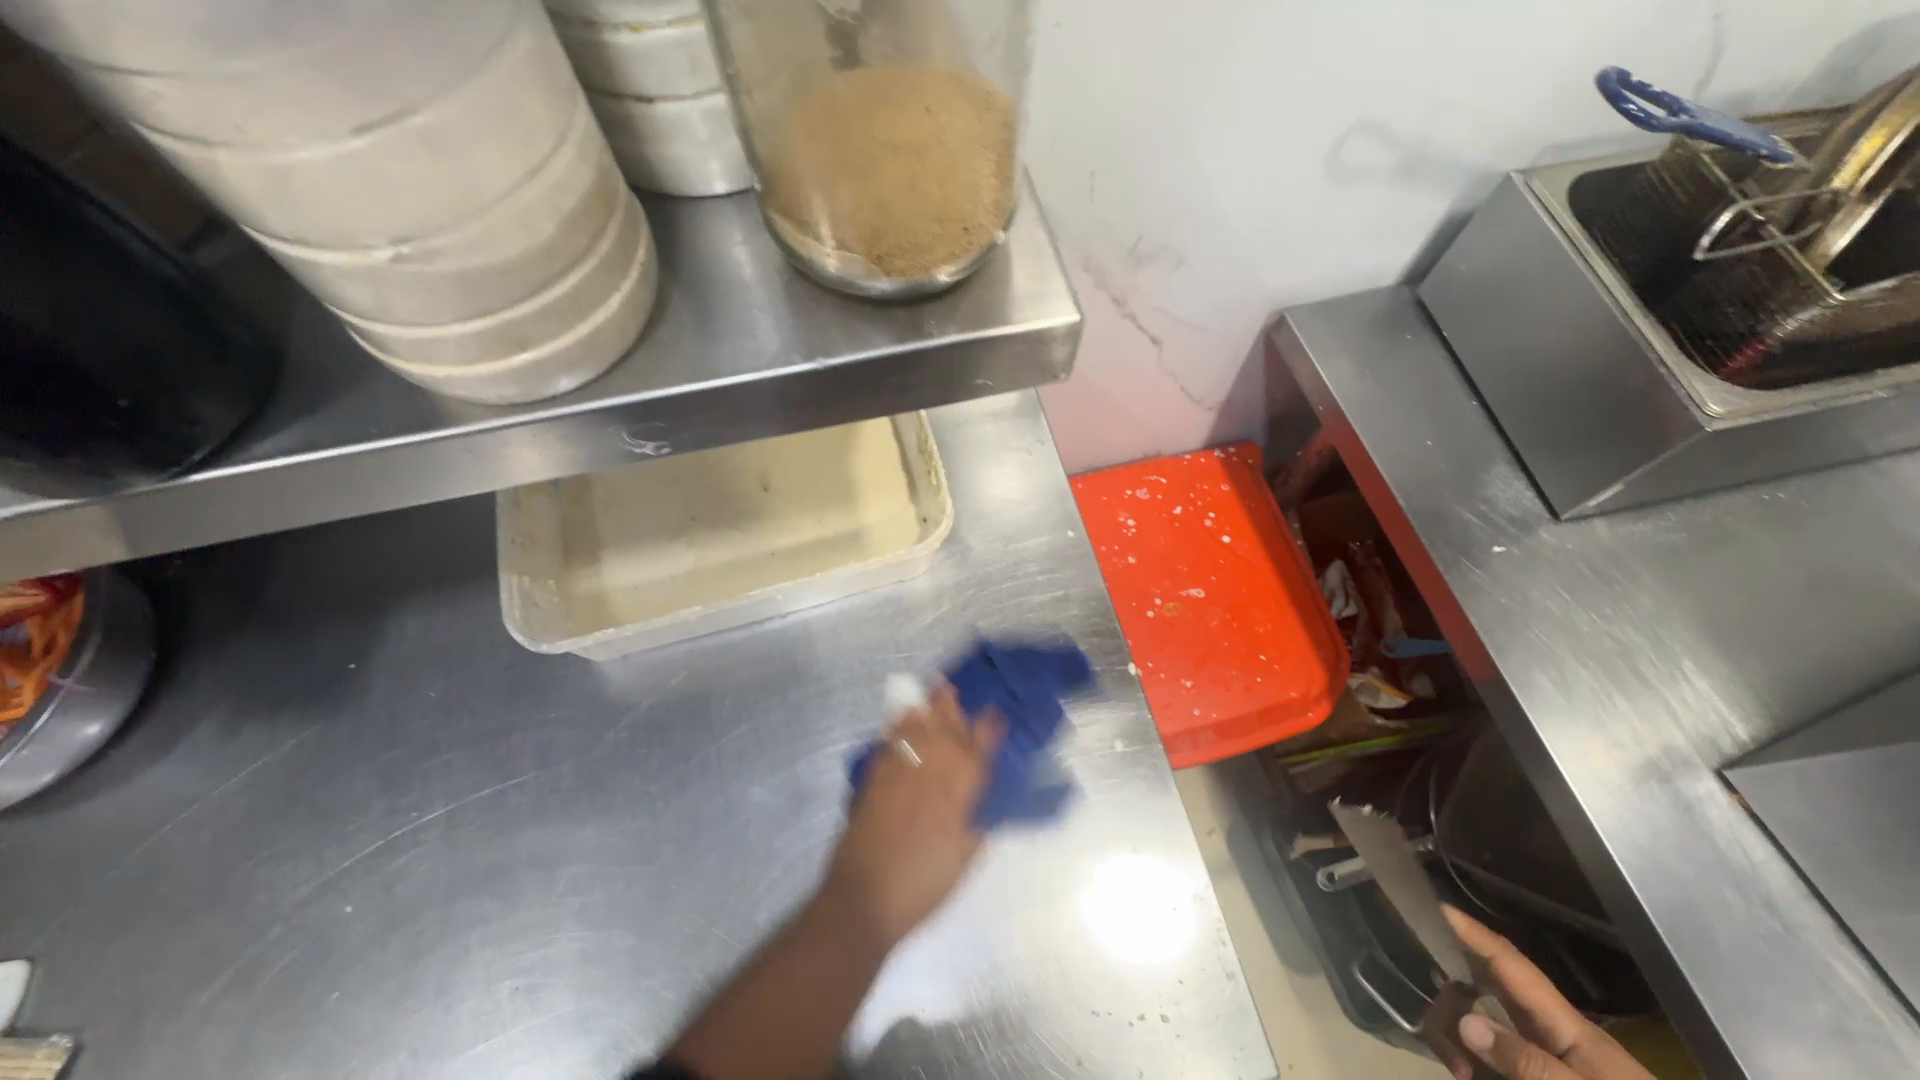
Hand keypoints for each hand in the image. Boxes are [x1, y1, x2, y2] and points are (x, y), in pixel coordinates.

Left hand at [822, 684, 1003, 948]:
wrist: (863, 899)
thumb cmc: (922, 887)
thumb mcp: (963, 860)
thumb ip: (975, 827)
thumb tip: (981, 808)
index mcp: (958, 795)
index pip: (978, 752)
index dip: (989, 730)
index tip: (996, 712)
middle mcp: (930, 775)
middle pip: (944, 731)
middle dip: (952, 709)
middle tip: (954, 686)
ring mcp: (898, 775)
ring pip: (916, 730)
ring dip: (926, 709)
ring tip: (933, 688)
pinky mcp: (872, 781)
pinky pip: (889, 744)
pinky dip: (897, 727)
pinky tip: (901, 717)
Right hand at [1423, 906, 1655, 1079]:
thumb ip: (1528, 1064)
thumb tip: (1465, 1021)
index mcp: (1566, 1025)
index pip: (1510, 963)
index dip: (1472, 932)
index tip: (1435, 907)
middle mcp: (1549, 1030)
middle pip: (1483, 992)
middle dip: (1450, 1006)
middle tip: (1442, 1047)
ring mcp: (1543, 1054)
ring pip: (1479, 1026)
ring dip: (1458, 1044)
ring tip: (1460, 1076)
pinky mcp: (1538, 1074)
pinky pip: (1490, 1055)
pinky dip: (1471, 1063)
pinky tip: (1466, 1078)